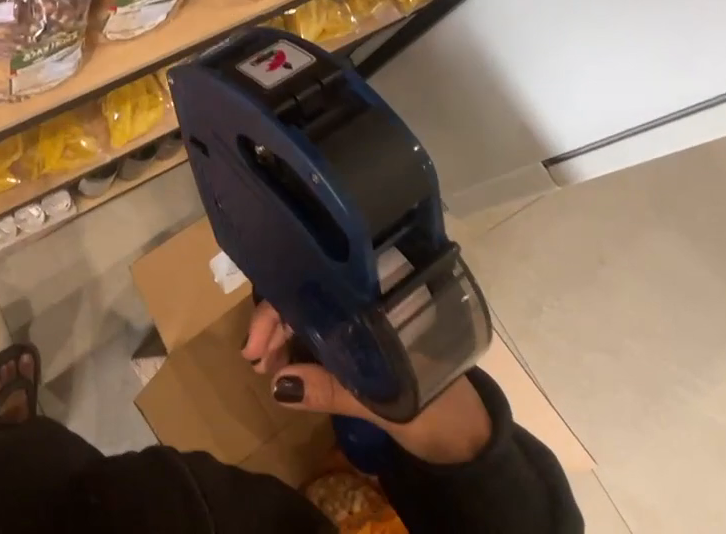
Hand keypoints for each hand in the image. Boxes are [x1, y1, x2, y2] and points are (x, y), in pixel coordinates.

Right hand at [242, 302, 492, 464]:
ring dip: (283, 336)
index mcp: (378, 303)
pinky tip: (285, 367)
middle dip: (275, 323)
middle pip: (309, 298)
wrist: (470, 437)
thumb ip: (333, 390)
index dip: (280, 308)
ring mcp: (362, 324)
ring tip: (265, 366)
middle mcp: (367, 304)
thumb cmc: (438, 409)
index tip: (256, 344)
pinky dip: (298, 348)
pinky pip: (320, 336)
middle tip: (255, 360)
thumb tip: (278, 385)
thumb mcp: (384, 402)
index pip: (318, 287)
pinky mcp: (361, 345)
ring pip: (311, 316)